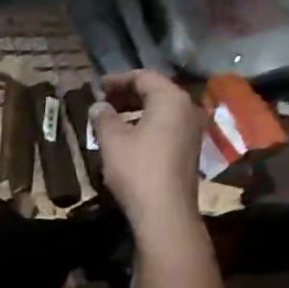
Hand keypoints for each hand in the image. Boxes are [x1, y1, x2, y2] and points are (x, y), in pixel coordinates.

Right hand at [89, 70, 204, 226]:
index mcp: (170, 99)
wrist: (164, 210)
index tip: (97, 87)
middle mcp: (187, 108)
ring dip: (136, 112)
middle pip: (156, 92)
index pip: (144, 77)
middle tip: (103, 103)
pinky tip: (129, 138)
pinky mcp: (189, 150)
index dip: (118, 80)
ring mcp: (191, 130)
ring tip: (112, 121)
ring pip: (161, 111)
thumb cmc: (137, 169)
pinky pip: (166, 127)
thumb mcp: (113, 142)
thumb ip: (103, 118)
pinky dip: (147, 126)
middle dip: (128, 95)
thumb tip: (98, 106)